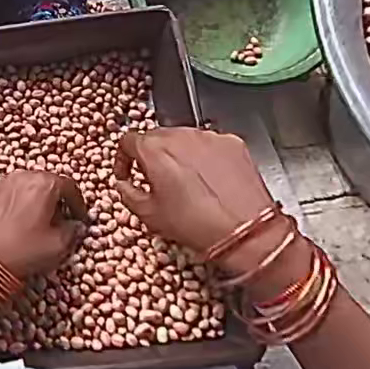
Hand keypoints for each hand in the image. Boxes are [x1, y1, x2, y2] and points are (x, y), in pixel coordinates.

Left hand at [0, 170, 86, 279]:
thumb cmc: (19, 250)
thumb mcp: (57, 246)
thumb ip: (73, 232)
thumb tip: (75, 226)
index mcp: (44, 183)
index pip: (70, 187)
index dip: (78, 204)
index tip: (80, 219)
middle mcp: (22, 176)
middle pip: (48, 183)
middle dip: (58, 201)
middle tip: (62, 222)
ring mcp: (2, 183)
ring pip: (28, 187)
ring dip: (38, 202)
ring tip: (40, 224)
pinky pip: (11, 194)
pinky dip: (20, 204)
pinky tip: (19, 224)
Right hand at [114, 128, 306, 299]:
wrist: (246, 232)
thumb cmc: (197, 224)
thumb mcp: (149, 215)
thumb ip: (128, 193)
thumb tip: (123, 186)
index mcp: (154, 150)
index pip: (128, 141)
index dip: (123, 159)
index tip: (127, 172)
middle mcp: (180, 136)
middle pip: (156, 137)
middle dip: (151, 156)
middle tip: (154, 179)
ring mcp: (209, 138)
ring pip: (183, 138)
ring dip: (177, 154)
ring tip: (184, 181)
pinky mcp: (233, 144)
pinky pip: (209, 145)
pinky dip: (204, 157)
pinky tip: (208, 180)